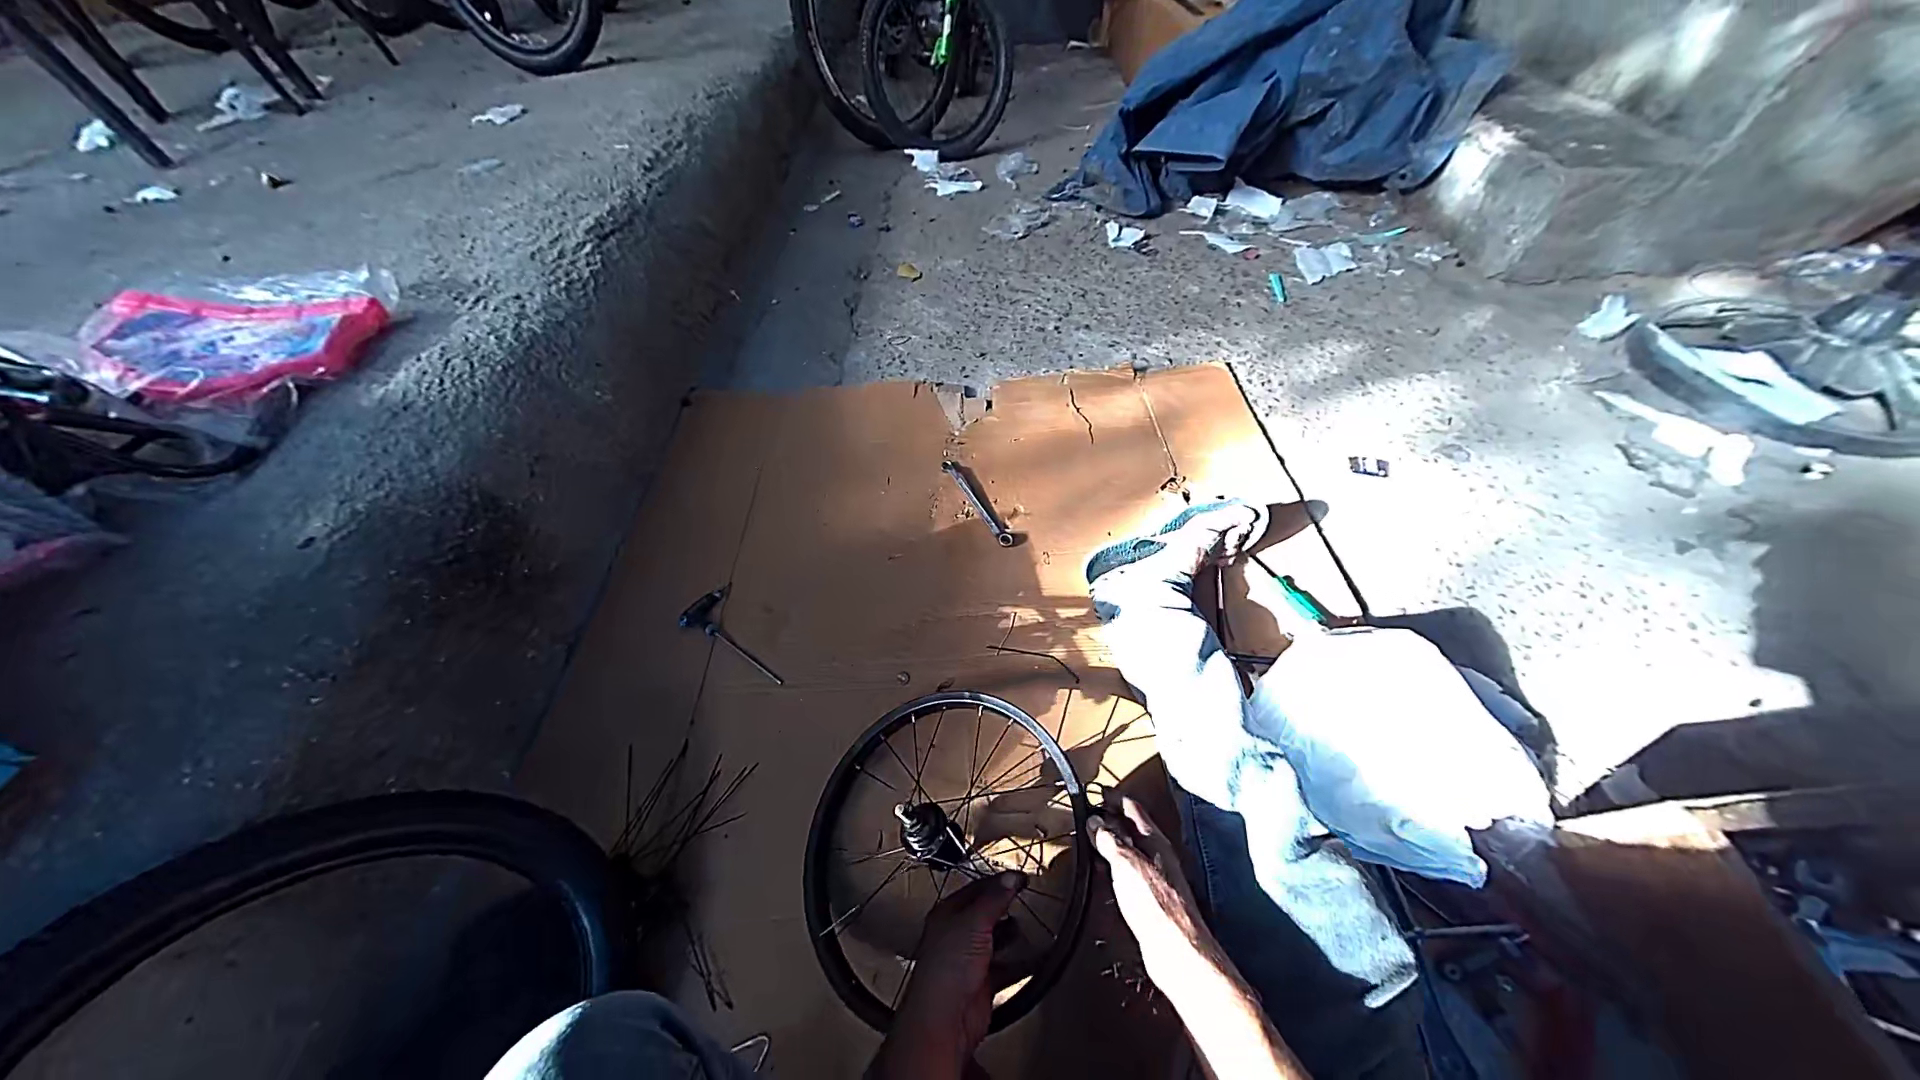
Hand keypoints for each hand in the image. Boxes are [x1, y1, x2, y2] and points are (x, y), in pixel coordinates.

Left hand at [868, 870, 1024, 1079]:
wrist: (945, 1018)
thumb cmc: (946, 968)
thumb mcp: (973, 923)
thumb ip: (994, 899)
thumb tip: (1010, 879)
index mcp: (948, 914)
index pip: (976, 890)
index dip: (998, 882)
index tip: (1018, 879)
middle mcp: (956, 935)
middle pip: (985, 915)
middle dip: (1005, 907)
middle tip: (1026, 899)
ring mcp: (968, 960)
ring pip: (995, 941)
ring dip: (1013, 935)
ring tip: (1031, 926)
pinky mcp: (981, 984)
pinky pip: (1005, 968)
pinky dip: (1020, 962)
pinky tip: (1034, 958)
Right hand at [1089, 797, 1211, 968]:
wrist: (1177, 952)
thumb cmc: (1156, 904)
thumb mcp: (1126, 864)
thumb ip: (1110, 841)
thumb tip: (1095, 822)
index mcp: (1155, 841)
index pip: (1132, 808)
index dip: (1113, 798)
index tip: (1096, 792)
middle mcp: (1157, 856)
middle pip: (1132, 828)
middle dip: (1111, 818)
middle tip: (1089, 813)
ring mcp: (1155, 877)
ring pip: (1130, 850)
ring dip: (1111, 842)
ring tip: (1091, 837)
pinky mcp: (1150, 899)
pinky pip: (1128, 871)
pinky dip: (1113, 865)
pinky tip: (1103, 871)